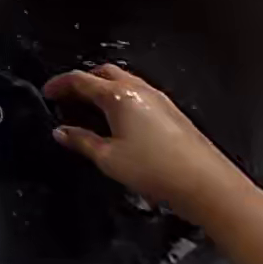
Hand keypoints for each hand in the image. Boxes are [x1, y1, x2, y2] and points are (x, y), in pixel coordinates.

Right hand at [43, 64, 251, 222]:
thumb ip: (80, 141)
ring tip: (94, 108)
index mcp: (117, 95)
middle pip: (103, 72)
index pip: (79, 79)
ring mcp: (160, 101)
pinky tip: (123, 122)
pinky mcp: (176, 115)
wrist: (214, 191)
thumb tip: (61, 132)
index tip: (47, 93)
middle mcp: (138, 90)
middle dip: (83, 80)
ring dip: (105, 88)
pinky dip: (123, 99)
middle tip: (71, 96)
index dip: (59, 84)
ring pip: (124, 82)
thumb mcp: (108, 159)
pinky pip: (140, 95)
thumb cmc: (157, 171)